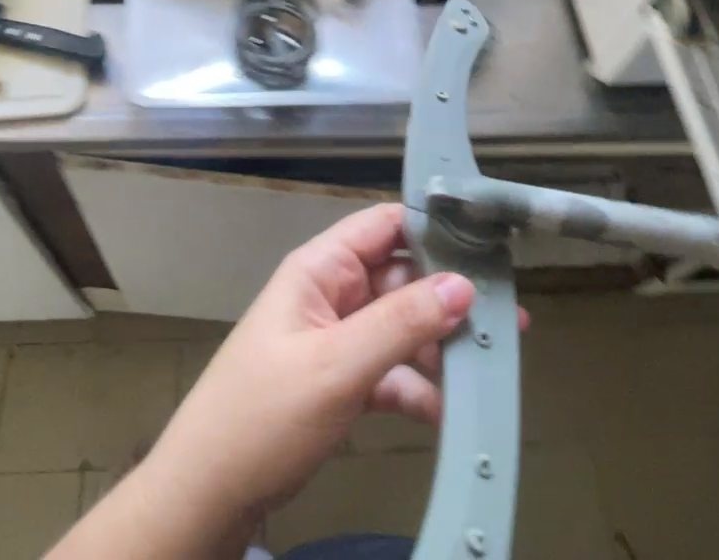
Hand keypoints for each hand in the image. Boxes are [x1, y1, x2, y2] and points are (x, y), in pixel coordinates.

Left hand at [142, 204, 476, 523]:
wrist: (210, 492)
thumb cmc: (265, 414)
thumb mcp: (337, 365)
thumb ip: (402, 323)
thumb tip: (465, 286)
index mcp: (320, 269)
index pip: (384, 225)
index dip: (434, 227)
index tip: (490, 244)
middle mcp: (332, 294)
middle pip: (402, 279)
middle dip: (450, 298)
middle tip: (508, 320)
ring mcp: (337, 339)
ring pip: (401, 327)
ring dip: (439, 348)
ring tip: (488, 369)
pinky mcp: (342, 381)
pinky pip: (391, 371)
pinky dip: (417, 388)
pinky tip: (446, 413)